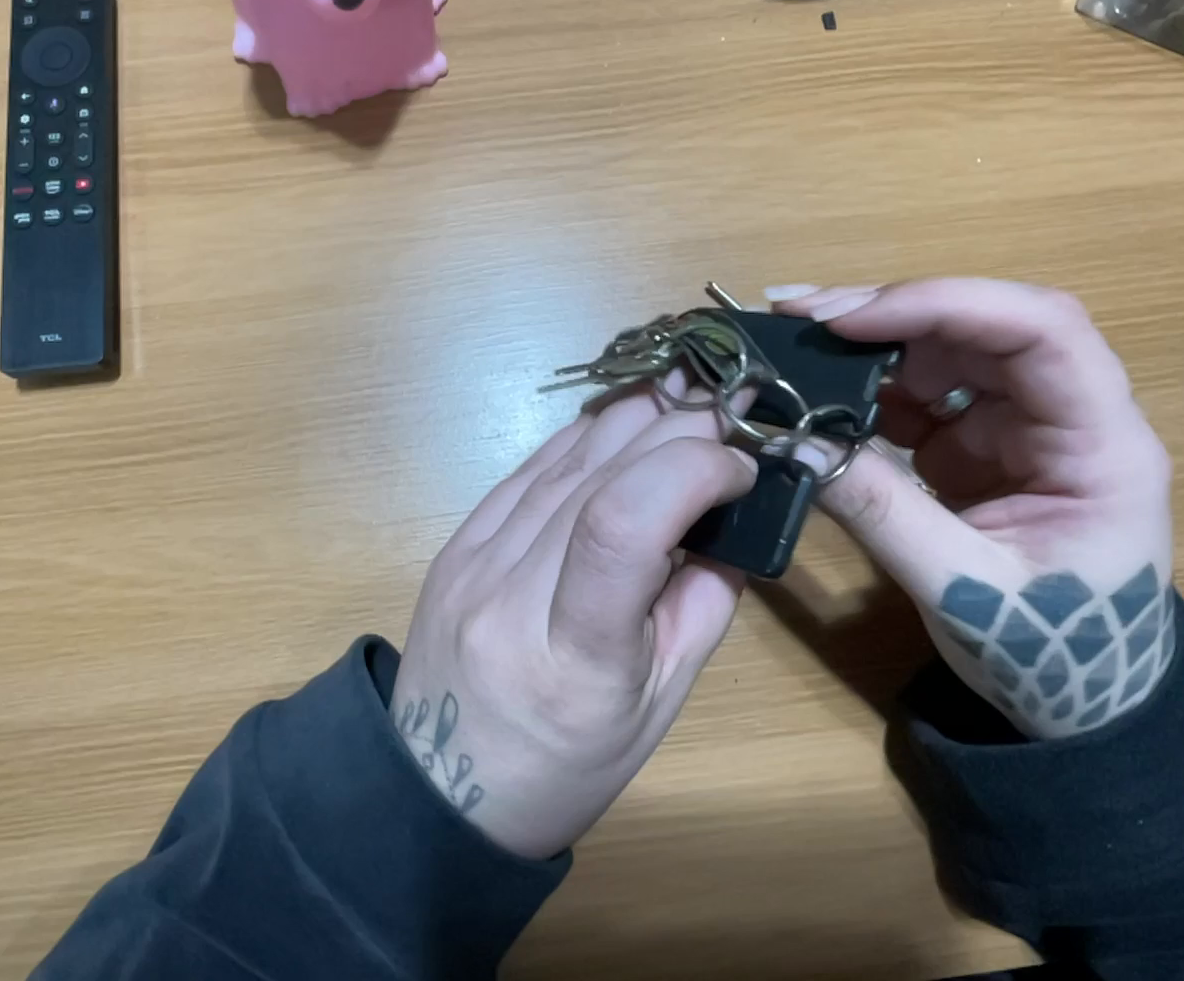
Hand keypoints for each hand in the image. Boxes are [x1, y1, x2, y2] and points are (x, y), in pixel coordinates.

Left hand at [391, 377, 757, 858]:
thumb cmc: (567, 765)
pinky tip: (619, 424)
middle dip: (674, 429)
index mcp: (574, 657)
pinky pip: (525, 471)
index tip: (740, 470)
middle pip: (595, 478)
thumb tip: (729, 514)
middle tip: (727, 417)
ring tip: (685, 399)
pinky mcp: (454, 544)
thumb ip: (703, 607)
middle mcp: (510, 596)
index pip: (620, 525)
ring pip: (559, 461)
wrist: (443, 783)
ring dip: (631, 418)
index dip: (689, 470)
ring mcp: (470, 563)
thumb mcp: (659, 707)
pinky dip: (581, 439)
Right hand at [766, 279, 1175, 737]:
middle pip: (981, 325)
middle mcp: (1062, 412)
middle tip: (793, 314)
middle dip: (887, 311)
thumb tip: (796, 444)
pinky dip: (862, 387)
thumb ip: (881, 513)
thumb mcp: (960, 588)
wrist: (1080, 696)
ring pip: (943, 350)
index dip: (942, 307)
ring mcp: (1016, 425)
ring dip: (866, 342)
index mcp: (1098, 442)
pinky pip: (916, 394)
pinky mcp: (975, 444)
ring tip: (790, 345)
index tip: (845, 321)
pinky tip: (815, 392)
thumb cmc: (1047, 650)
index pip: (1039, 330)